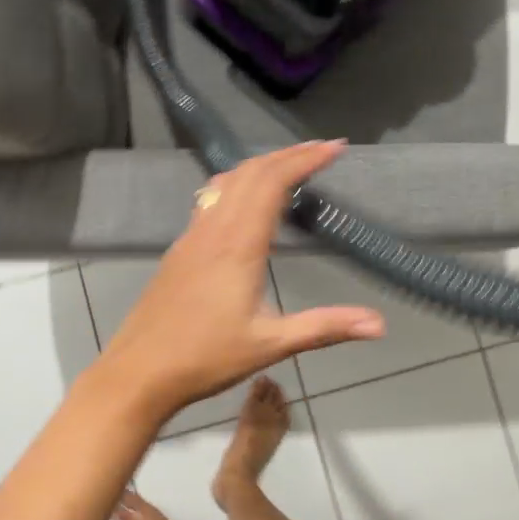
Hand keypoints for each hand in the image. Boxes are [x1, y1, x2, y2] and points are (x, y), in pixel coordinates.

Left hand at [93, 141, 386, 416]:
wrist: (139, 371)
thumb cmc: (205, 358)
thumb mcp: (271, 345)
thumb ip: (324, 328)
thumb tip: (379, 324)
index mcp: (238, 245)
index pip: (273, 183)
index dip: (305, 160)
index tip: (335, 147)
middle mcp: (213, 230)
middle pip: (250, 173)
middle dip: (287, 155)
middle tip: (320, 149)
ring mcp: (191, 237)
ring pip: (225, 183)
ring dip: (259, 166)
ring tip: (288, 166)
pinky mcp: (179, 250)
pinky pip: (210, 201)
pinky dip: (236, 185)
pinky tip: (243, 202)